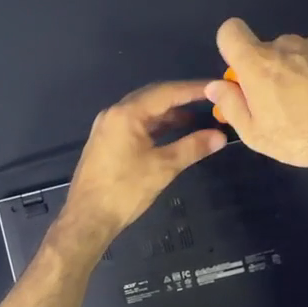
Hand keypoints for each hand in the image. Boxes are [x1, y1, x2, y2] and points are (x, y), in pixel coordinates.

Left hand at [60, 80, 227, 242]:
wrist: (87, 219)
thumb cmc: (124, 191)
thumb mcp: (162, 168)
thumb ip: (192, 148)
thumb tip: (220, 136)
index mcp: (126, 114)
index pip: (166, 92)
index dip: (193, 89)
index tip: (216, 88)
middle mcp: (113, 114)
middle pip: (152, 98)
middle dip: (180, 99)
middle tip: (207, 100)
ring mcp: (106, 128)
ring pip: (142, 113)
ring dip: (167, 115)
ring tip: (194, 120)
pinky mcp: (104, 143)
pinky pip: (133, 126)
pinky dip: (153, 127)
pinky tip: (169, 135)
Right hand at [204, 18, 307, 186]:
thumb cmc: (305, 138)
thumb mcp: (258, 136)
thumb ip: (232, 106)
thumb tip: (216, 87)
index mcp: (260, 65)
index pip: (231, 31)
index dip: (231, 46)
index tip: (241, 69)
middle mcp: (290, 45)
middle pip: (271, 49)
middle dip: (272, 70)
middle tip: (285, 104)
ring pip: (303, 53)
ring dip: (304, 71)